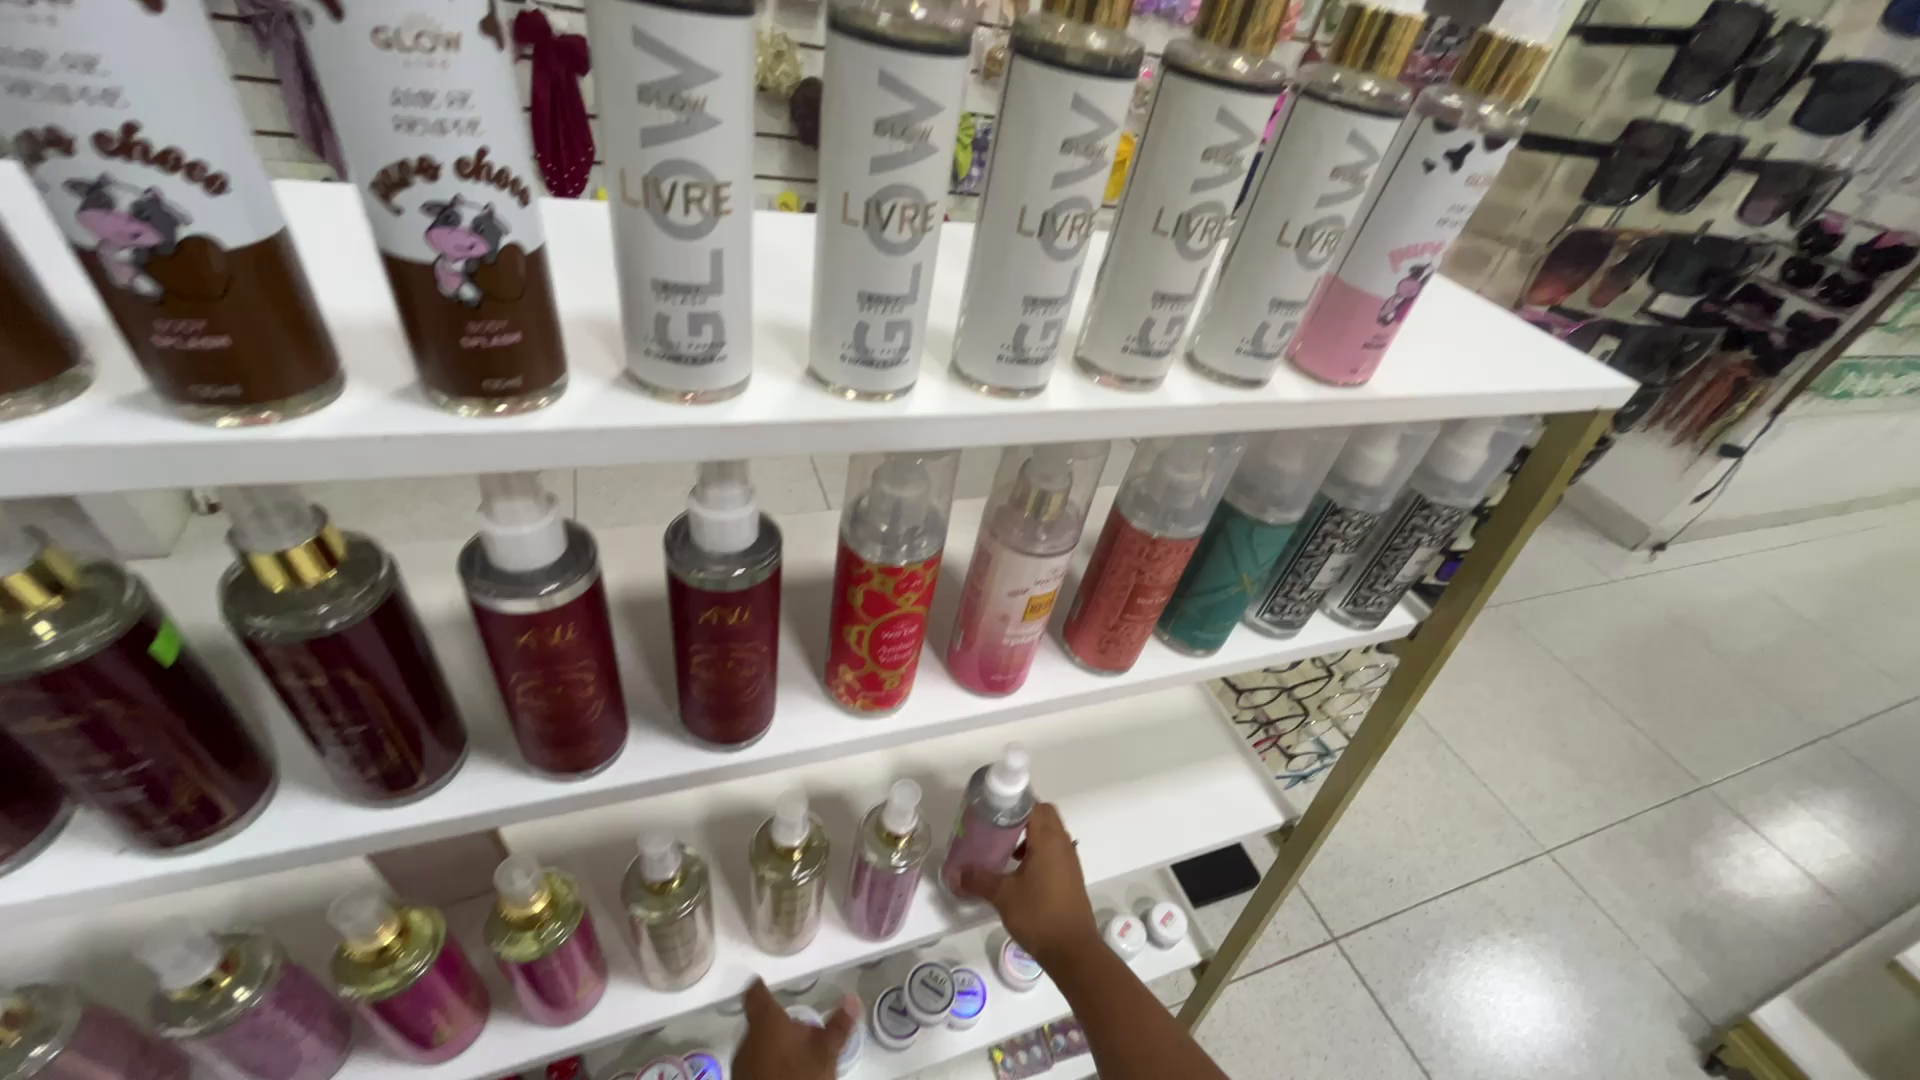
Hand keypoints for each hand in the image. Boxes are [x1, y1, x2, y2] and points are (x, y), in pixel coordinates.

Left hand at [733, 980, 855, 1079]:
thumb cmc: (799, 1077)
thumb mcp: (827, 1051)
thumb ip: (839, 1024)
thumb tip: (852, 997)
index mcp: (766, 1023)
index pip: (755, 995)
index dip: (759, 986)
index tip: (762, 981)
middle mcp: (747, 1041)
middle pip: (760, 1022)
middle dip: (778, 1023)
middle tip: (800, 1028)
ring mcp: (740, 1066)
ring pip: (757, 1046)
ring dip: (773, 1046)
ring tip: (797, 1054)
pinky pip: (755, 1067)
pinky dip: (768, 1065)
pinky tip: (786, 1074)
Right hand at [957, 802, 1099, 967]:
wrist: (1073, 951)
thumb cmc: (1039, 915)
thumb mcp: (1003, 896)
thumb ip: (979, 880)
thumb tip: (955, 874)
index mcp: (1049, 840)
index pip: (1034, 805)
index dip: (1012, 803)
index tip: (991, 810)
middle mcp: (1063, 844)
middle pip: (1043, 816)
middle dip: (1020, 817)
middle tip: (995, 827)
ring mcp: (1069, 861)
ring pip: (1049, 834)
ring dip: (1028, 835)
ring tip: (1003, 849)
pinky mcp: (1070, 877)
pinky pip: (1053, 851)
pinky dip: (1036, 852)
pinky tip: (1017, 872)